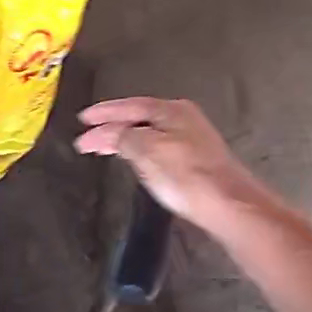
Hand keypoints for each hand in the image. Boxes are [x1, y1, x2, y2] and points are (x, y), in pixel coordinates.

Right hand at [74, 97, 258, 222]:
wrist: (228, 205)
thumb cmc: (185, 175)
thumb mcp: (146, 150)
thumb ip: (122, 136)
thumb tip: (106, 132)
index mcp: (172, 111)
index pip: (129, 106)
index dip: (104, 112)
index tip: (83, 118)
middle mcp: (183, 118)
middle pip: (138, 117)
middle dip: (110, 127)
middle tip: (86, 138)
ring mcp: (191, 138)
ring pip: (147, 132)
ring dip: (123, 138)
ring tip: (102, 147)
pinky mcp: (194, 159)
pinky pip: (156, 145)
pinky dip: (137, 148)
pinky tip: (131, 157)